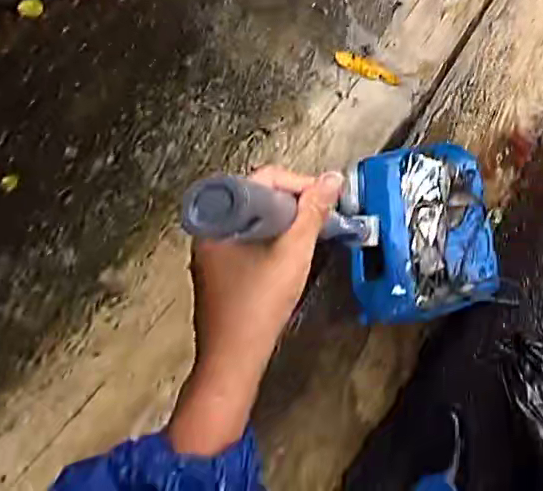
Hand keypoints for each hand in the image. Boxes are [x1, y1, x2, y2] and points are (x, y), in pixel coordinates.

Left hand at [166, 165, 344, 455]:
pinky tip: (289, 251)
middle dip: (292, 201)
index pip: (262, 179)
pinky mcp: (218, 268)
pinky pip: (247, 236)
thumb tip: (332, 179)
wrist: (233, 362)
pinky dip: (271, 236)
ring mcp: (211, 249)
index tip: (323, 198)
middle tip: (319, 213)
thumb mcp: (294, 252)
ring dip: (283, 219)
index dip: (297, 183)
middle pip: (257, 195)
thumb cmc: (258, 307)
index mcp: (219, 216)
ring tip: (309, 231)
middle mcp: (209, 227)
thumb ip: (313, 211)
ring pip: (254, 217)